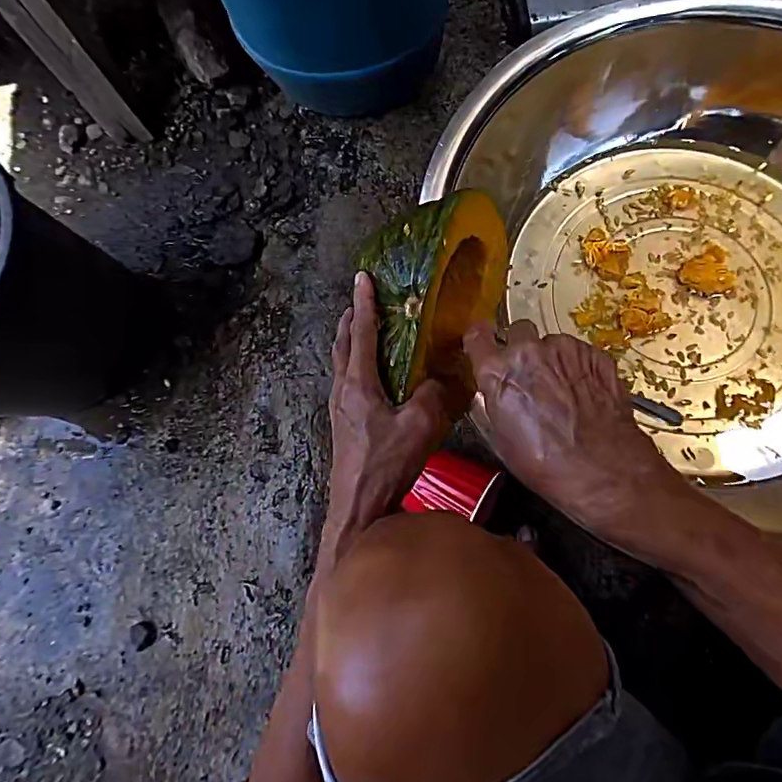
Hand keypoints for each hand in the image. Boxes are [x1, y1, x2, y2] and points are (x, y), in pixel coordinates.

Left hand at [324, 272, 449, 567]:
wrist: (357, 504)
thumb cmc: (385, 464)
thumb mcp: (419, 427)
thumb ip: (433, 396)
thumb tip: (442, 378)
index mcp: (358, 383)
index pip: (360, 332)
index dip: (363, 303)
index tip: (362, 278)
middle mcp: (343, 389)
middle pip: (342, 343)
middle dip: (351, 318)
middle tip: (362, 300)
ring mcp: (340, 406)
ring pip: (341, 361)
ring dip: (349, 340)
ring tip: (362, 327)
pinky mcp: (343, 422)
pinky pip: (346, 379)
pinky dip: (354, 362)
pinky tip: (369, 373)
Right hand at [464, 321, 693, 544]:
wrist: (606, 474)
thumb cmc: (548, 464)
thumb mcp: (500, 441)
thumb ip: (487, 408)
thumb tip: (485, 396)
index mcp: (498, 372)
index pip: (477, 336)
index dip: (479, 340)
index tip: (482, 344)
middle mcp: (530, 352)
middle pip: (517, 331)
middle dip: (520, 348)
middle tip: (528, 375)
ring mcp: (566, 350)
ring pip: (550, 342)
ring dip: (551, 359)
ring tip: (560, 392)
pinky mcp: (596, 356)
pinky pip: (578, 353)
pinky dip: (576, 367)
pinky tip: (580, 394)